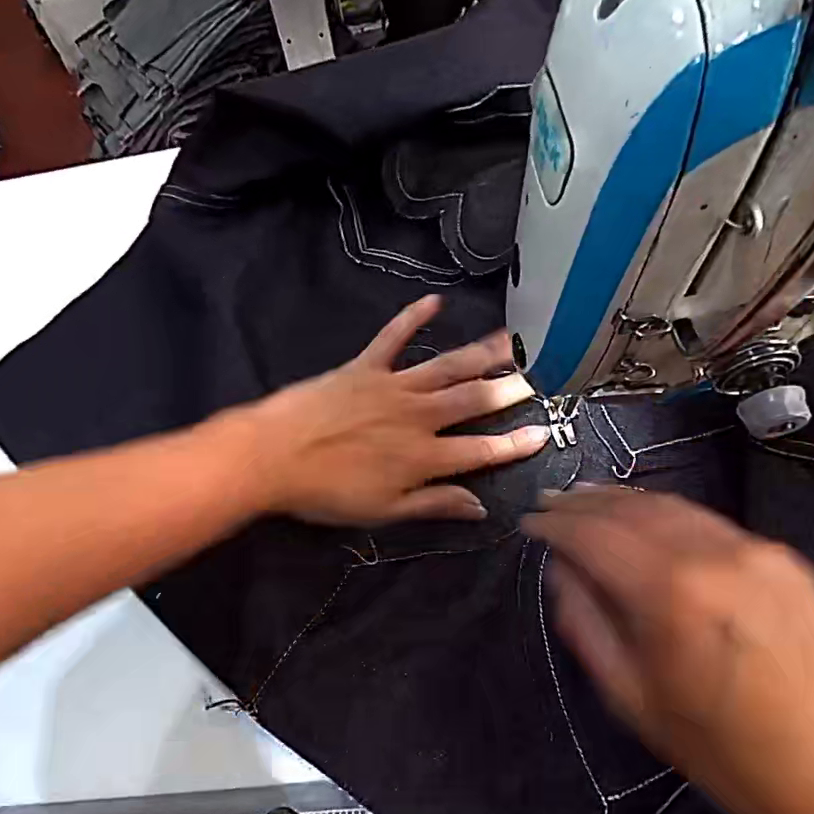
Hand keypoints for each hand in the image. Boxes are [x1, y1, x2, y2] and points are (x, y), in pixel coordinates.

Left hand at [229, 296, 549, 525]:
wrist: (270, 456)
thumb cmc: (326, 492)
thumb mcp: (384, 512)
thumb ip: (435, 504)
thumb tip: (480, 507)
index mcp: (424, 457)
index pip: (482, 450)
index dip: (515, 444)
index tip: (543, 432)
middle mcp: (418, 416)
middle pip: (473, 400)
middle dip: (509, 389)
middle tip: (538, 376)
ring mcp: (393, 387)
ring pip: (447, 367)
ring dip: (481, 353)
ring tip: (510, 340)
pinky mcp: (365, 366)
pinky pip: (392, 337)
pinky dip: (412, 317)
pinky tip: (434, 301)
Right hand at [520, 487, 813, 813]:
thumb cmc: (737, 759)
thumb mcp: (639, 703)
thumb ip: (589, 627)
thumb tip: (564, 574)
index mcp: (671, 594)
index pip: (594, 535)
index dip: (556, 524)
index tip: (532, 522)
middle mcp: (713, 555)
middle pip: (632, 507)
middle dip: (586, 502)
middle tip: (554, 503)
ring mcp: (754, 549)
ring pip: (673, 505)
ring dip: (626, 501)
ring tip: (591, 502)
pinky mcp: (782, 556)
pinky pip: (709, 522)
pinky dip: (668, 514)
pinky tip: (652, 523)